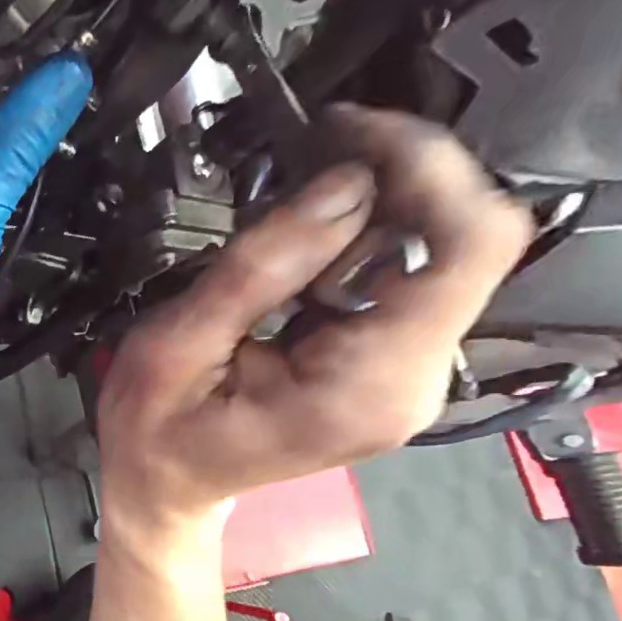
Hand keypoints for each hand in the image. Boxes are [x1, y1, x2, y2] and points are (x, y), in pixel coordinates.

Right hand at [96, 106, 534, 535]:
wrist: (164, 486)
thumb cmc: (155, 435)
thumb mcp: (179, 346)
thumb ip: (261, 267)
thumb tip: (346, 181)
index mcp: (366, 387)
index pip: (466, 249)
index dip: (427, 168)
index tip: (349, 134)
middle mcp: (409, 383)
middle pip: (462, 244)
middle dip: (394, 186)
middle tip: (309, 166)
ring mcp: (404, 376)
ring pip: (438, 255)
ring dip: (372, 216)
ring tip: (290, 224)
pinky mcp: (387, 366)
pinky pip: (405, 281)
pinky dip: (360, 248)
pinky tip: (302, 260)